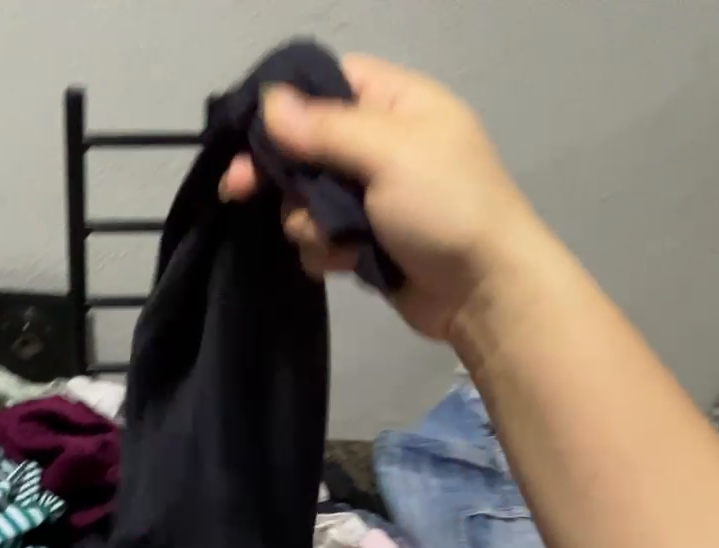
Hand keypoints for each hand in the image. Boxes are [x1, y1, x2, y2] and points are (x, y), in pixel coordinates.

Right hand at [219, 53, 540, 344]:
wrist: (481, 292)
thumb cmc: (447, 208)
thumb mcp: (390, 154)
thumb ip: (327, 129)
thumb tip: (270, 102)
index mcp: (395, 105)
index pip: (326, 85)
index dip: (285, 105)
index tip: (247, 132)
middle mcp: (377, 146)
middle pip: (304, 147)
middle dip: (277, 174)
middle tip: (237, 190)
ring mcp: (369, 198)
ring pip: (304, 200)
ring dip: (307, 223)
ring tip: (335, 238)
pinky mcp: (361, 241)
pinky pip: (318, 238)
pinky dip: (324, 252)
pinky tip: (345, 262)